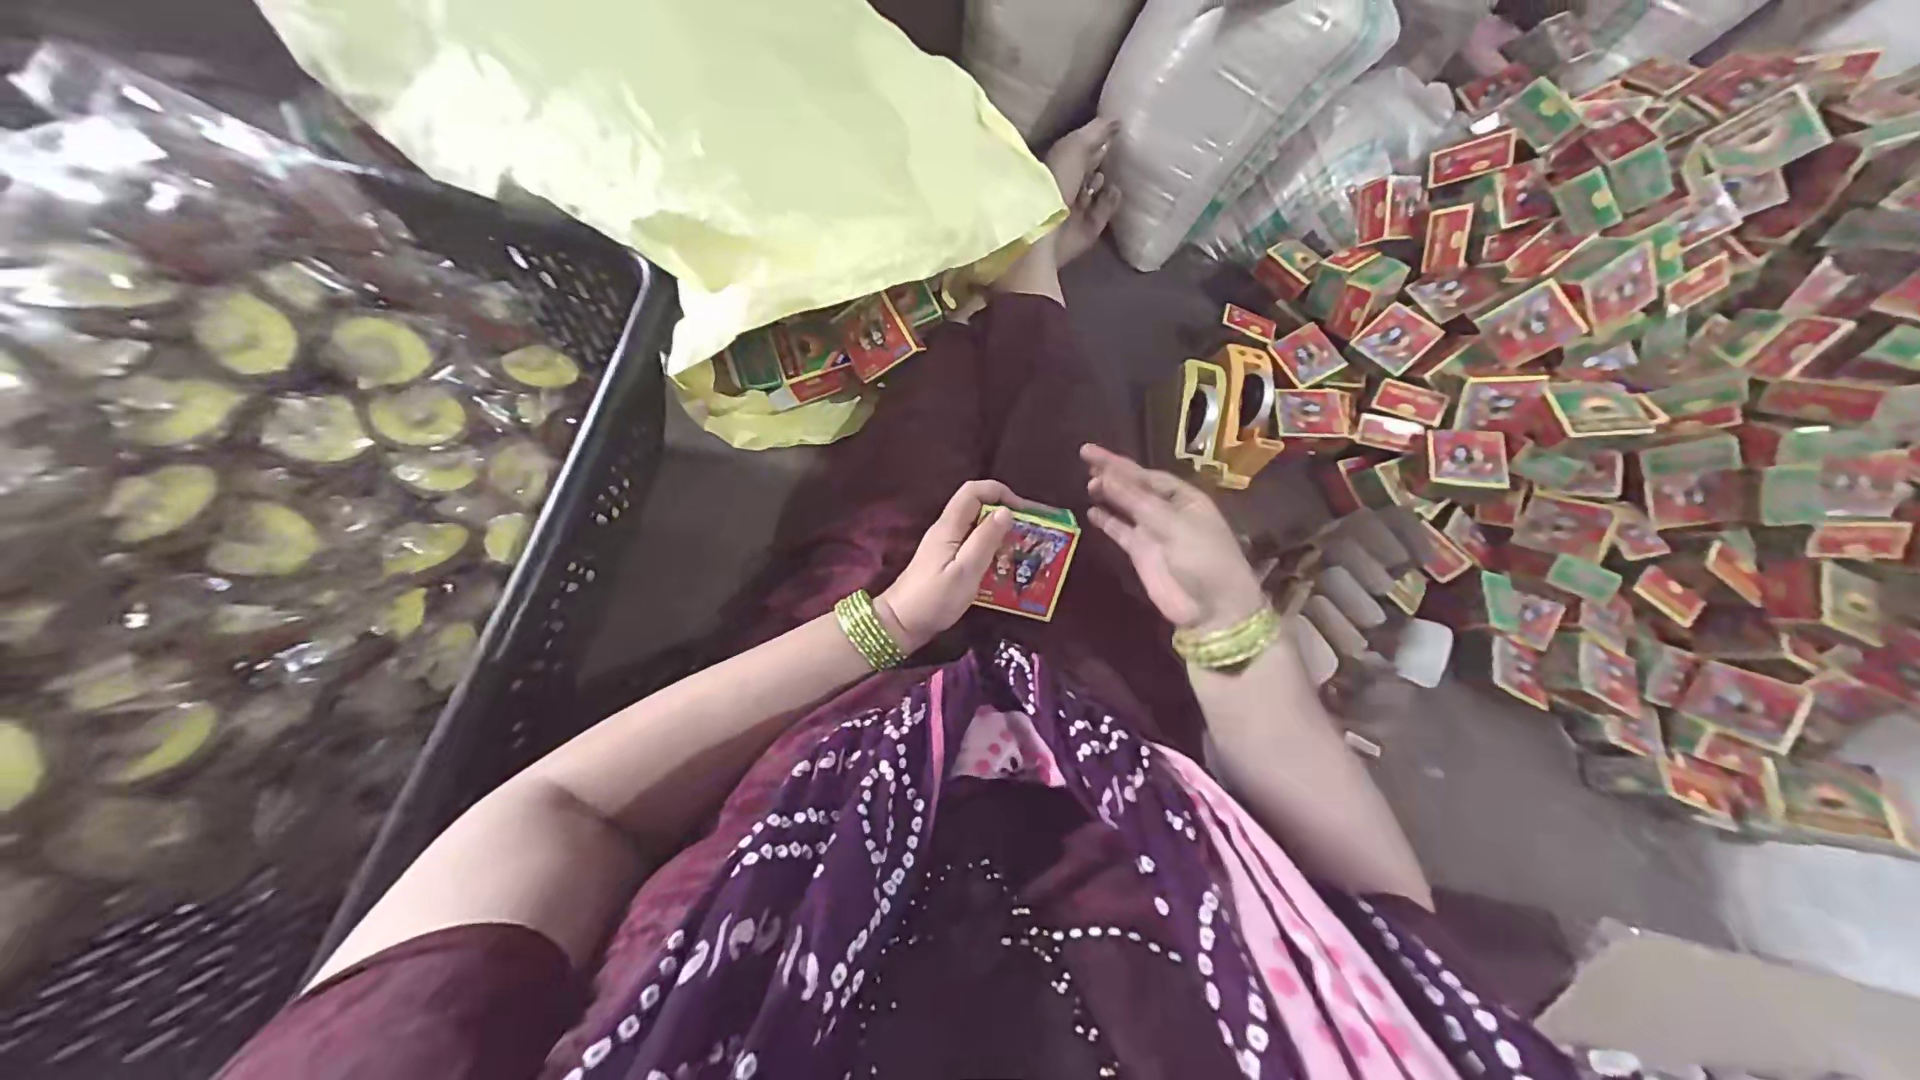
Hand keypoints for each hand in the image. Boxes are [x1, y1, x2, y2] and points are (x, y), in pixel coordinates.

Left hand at [877, 480, 1030, 651]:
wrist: (900, 623)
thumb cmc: (934, 599)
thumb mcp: (966, 570)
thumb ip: (985, 539)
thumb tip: (1006, 511)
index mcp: (949, 526)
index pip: (973, 490)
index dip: (1000, 492)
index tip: (1023, 511)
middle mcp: (946, 529)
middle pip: (977, 505)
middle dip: (1004, 512)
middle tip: (1028, 532)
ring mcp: (944, 544)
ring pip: (976, 525)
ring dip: (999, 532)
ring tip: (1020, 549)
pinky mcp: (946, 559)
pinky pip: (972, 542)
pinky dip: (989, 547)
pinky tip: (1002, 565)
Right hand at [1081, 444, 1266, 634]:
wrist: (1211, 608)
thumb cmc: (1203, 558)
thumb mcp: (1173, 525)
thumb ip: (1136, 501)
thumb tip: (1105, 477)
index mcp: (1184, 498)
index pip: (1147, 475)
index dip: (1120, 464)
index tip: (1093, 454)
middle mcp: (1167, 510)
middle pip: (1135, 486)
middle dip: (1112, 472)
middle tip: (1084, 456)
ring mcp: (1153, 532)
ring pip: (1125, 506)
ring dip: (1108, 494)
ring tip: (1087, 483)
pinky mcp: (1141, 553)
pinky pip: (1120, 531)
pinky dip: (1107, 521)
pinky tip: (1091, 511)